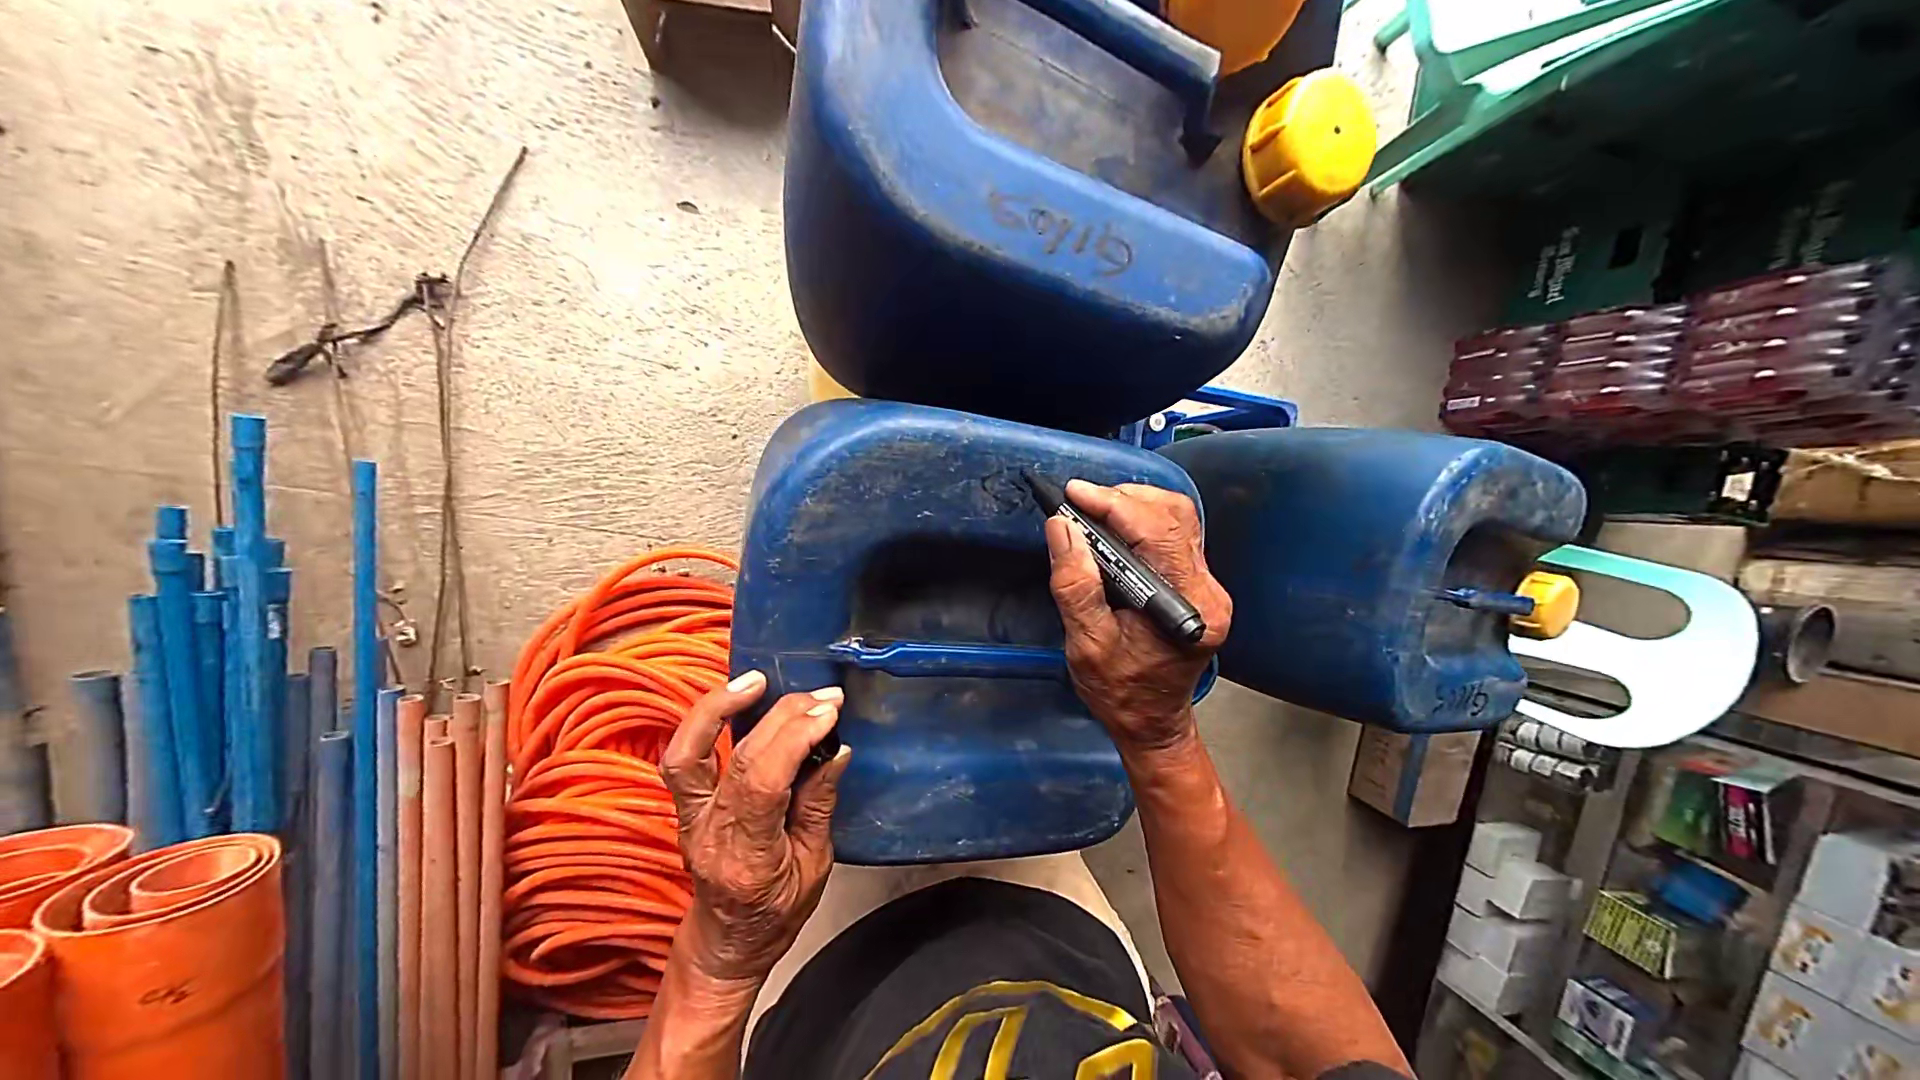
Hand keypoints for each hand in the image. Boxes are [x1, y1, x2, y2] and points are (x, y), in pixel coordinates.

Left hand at [660, 671, 851, 982]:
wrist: (723, 944)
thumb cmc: (774, 916)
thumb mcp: (815, 868)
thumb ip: (820, 805)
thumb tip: (837, 750)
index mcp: (747, 856)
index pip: (763, 783)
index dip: (797, 738)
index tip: (830, 712)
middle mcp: (709, 831)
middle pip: (740, 758)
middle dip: (786, 717)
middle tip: (824, 697)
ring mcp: (689, 816)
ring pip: (686, 752)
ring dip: (720, 707)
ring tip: (757, 680)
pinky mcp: (684, 803)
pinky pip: (684, 754)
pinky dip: (707, 720)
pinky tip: (736, 697)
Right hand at [1045, 480, 1231, 753]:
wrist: (1151, 721)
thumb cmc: (1121, 693)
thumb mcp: (1087, 645)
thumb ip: (1076, 586)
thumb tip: (1062, 529)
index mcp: (1188, 606)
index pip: (1158, 533)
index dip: (1113, 505)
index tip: (1074, 495)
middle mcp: (1207, 590)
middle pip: (1175, 516)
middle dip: (1123, 499)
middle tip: (1080, 502)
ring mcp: (1206, 586)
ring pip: (1177, 519)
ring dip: (1132, 506)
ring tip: (1092, 511)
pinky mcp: (1196, 584)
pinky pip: (1172, 535)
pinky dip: (1139, 522)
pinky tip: (1112, 529)